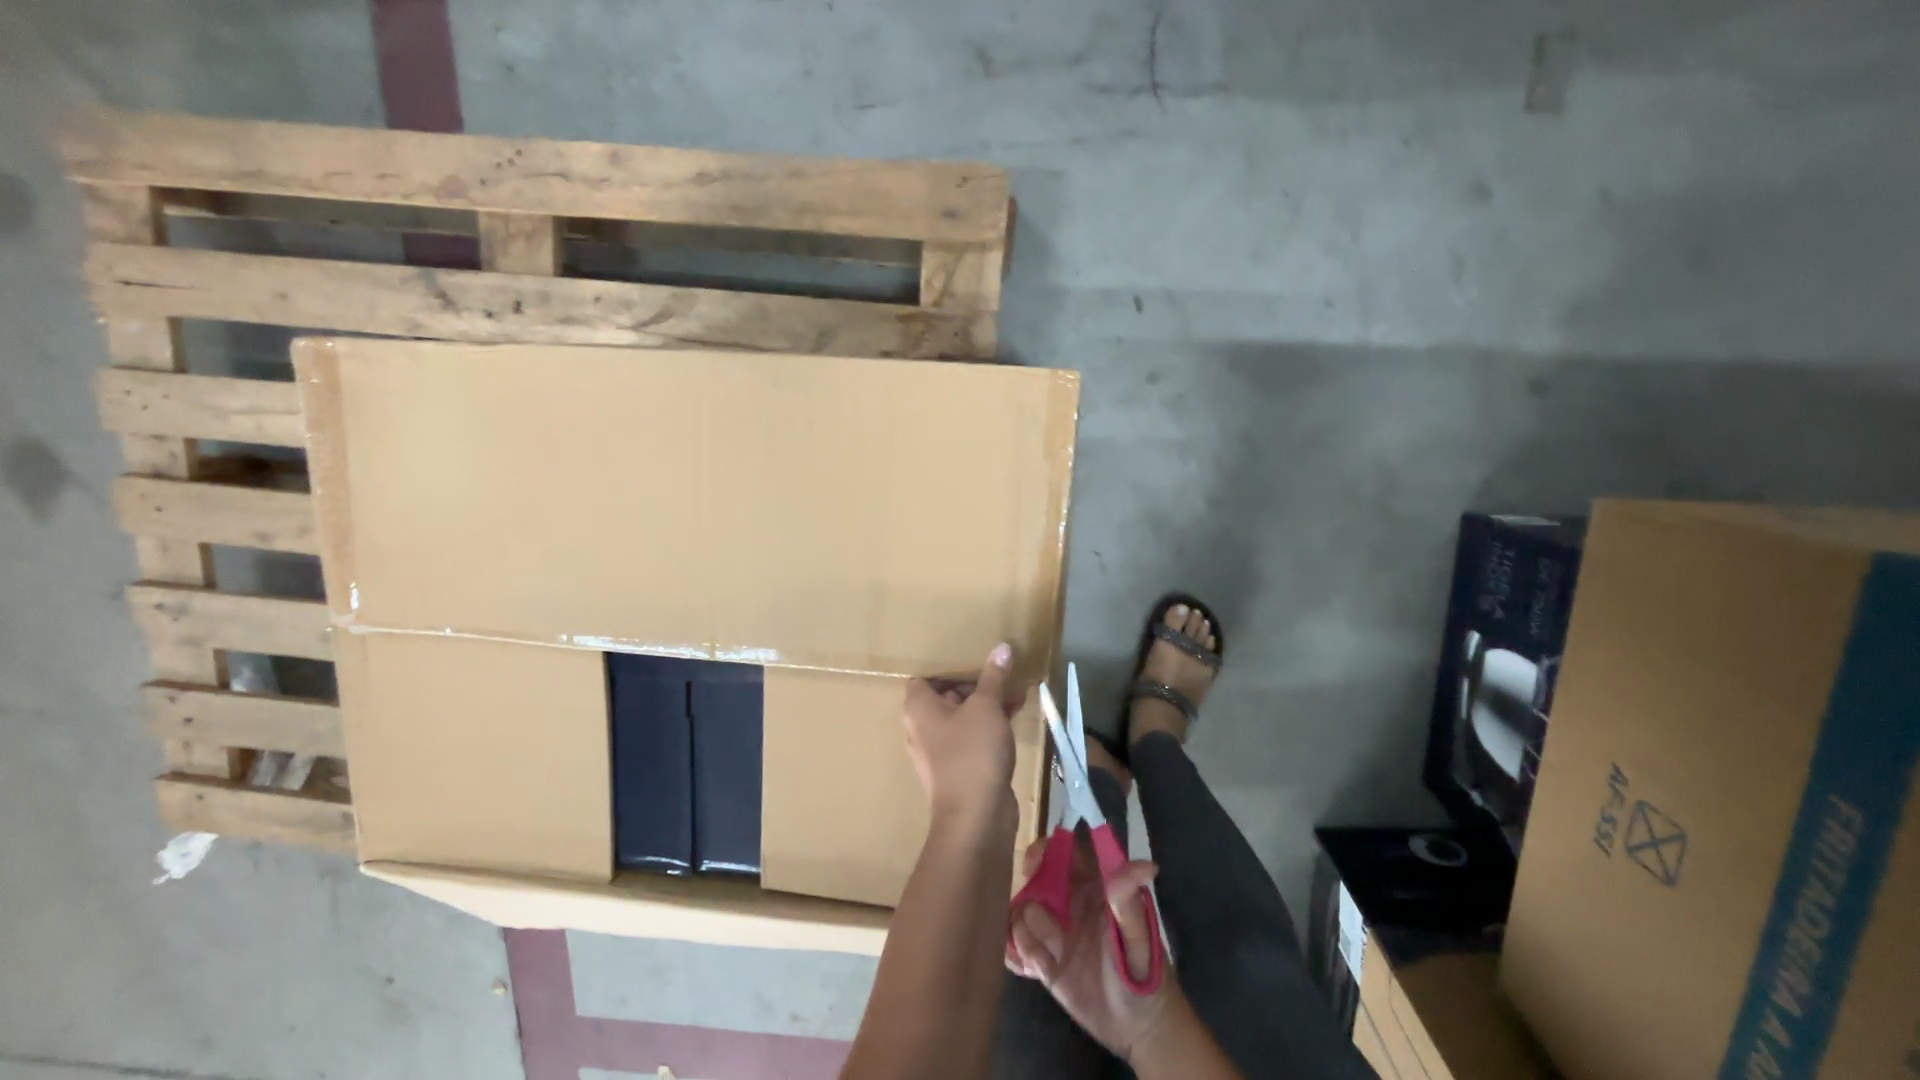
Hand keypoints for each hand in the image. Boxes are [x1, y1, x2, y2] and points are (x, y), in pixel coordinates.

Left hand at [902, 643, 1021, 824]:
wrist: (976, 816)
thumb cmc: (973, 751)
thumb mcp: (986, 707)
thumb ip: (993, 677)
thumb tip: (1002, 647)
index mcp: (918, 707)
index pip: (926, 675)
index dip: (948, 664)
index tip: (973, 654)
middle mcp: (922, 726)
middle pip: (946, 694)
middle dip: (975, 681)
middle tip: (1002, 669)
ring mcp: (940, 749)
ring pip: (963, 716)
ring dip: (987, 702)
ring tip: (1016, 688)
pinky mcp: (959, 766)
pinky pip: (972, 735)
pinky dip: (990, 723)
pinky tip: (1016, 712)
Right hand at [1006, 835, 1178, 1061]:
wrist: (1139, 1031)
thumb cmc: (1146, 977)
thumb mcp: (1140, 940)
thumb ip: (1132, 904)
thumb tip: (1146, 865)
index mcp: (1096, 889)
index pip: (1066, 853)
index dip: (1045, 851)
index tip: (1031, 866)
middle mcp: (1071, 904)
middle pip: (1035, 880)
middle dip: (1026, 894)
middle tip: (1032, 918)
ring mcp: (1054, 932)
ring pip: (1021, 913)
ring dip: (1025, 932)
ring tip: (1046, 958)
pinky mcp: (1042, 961)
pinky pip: (1015, 946)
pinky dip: (1015, 955)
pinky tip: (1032, 970)